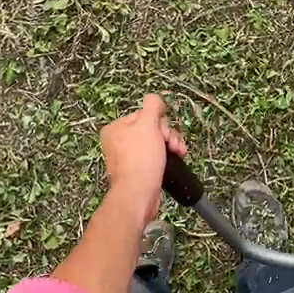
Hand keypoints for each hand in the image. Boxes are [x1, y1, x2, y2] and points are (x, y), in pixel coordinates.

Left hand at [97, 94, 186, 212]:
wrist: (139, 194)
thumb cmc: (141, 160)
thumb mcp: (148, 124)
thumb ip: (152, 105)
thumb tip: (156, 99)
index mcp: (115, 128)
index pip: (145, 115)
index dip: (160, 123)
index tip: (165, 134)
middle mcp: (119, 141)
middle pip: (151, 128)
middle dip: (167, 136)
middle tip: (172, 146)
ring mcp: (128, 157)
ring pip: (156, 142)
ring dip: (170, 146)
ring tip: (178, 154)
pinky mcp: (138, 169)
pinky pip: (154, 156)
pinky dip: (165, 158)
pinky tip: (171, 162)